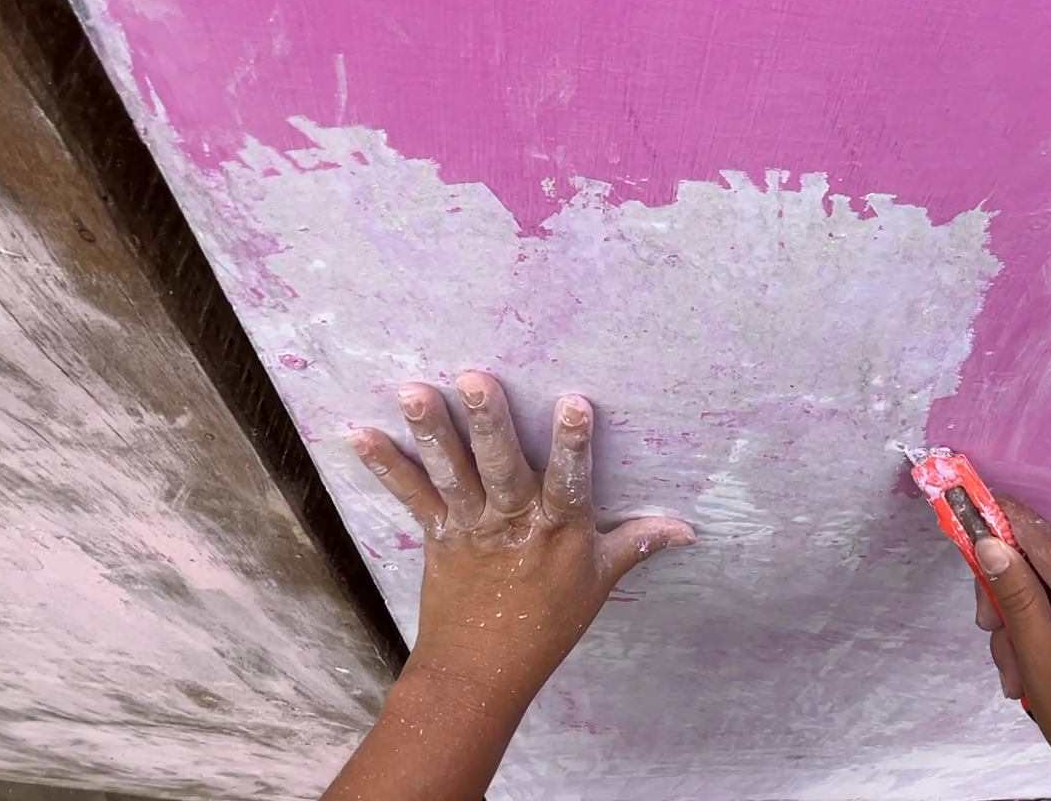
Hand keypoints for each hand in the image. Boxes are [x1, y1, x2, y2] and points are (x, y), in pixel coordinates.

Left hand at [322, 371, 693, 800]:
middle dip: (489, 422)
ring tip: (414, 391)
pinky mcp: (437, 534)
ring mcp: (470, 526)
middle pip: (501, 466)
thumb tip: (689, 529)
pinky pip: (409, 495)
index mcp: (558, 529)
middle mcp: (512, 521)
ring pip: (452, 473)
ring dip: (431, 432)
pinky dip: (385, 465)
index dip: (573, 443)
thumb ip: (638, 542)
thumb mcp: (600, 580)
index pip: (570, 480)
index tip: (573, 402)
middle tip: (475, 378)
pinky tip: (360, 433)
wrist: (480, 673)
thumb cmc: (548, 622)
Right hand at [973, 498, 1050, 800]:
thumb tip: (989, 542)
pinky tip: (1039, 663)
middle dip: (1008, 593)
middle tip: (989, 631)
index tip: (961, 504)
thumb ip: (1015, 599)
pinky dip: (1046, 624)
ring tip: (1019, 670)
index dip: (1000, 517)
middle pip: (1044, 563)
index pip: (1044, 539)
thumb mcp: (1040, 667)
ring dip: (1024, 619)